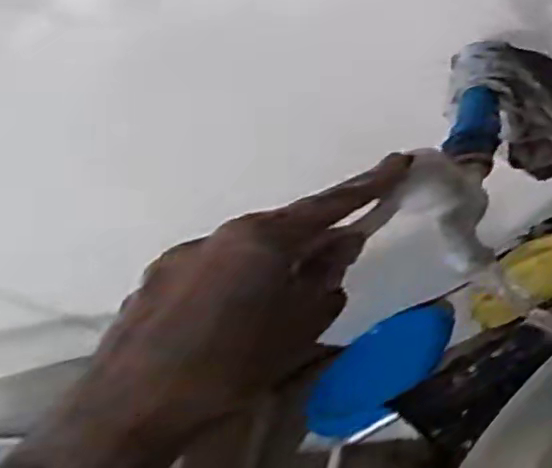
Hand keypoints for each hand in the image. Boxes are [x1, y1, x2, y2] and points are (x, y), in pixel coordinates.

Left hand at [16, 154, 411, 467]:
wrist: (117, 425)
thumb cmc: (231, 363)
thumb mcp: (307, 317)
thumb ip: (331, 271)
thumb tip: (339, 245)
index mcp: (262, 236)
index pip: (333, 202)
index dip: (374, 181)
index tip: (400, 159)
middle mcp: (219, 237)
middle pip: (285, 226)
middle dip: (314, 236)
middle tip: (338, 255)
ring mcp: (176, 263)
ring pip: (246, 251)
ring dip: (271, 263)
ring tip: (279, 300)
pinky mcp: (147, 293)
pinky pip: (212, 274)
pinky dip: (236, 284)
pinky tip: (233, 319)